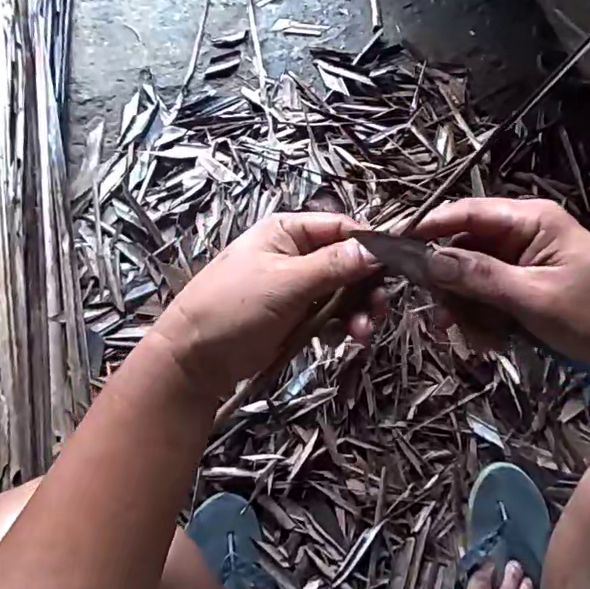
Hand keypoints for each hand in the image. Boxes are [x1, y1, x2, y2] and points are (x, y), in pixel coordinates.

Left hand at [152, 212, 383, 397]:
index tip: (395, 268)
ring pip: (344, 291)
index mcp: (288, 231)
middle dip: (367, 286)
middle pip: (348, 263)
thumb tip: (377, 249)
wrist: (194, 360)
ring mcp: (298, 286)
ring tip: (362, 332)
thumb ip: (333, 265)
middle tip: (379, 309)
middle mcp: (296, 253)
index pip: (341, 228)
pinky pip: (332, 313)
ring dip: (359, 310)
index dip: (370, 246)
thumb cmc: (233, 308)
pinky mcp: (298, 315)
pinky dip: (344, 324)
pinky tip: (349, 338)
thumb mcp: (286, 283)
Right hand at [413, 198, 589, 375]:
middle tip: (443, 320)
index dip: (429, 227)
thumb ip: (480, 276)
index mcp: (531, 219)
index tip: (395, 248)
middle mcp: (522, 233)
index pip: (467, 212)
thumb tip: (429, 259)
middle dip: (451, 286)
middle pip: (463, 248)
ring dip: (467, 309)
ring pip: (470, 276)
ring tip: (480, 339)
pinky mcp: (523, 285)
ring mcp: (522, 260)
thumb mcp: (535, 297)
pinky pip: (486, 295)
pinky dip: (482, 318)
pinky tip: (492, 341)